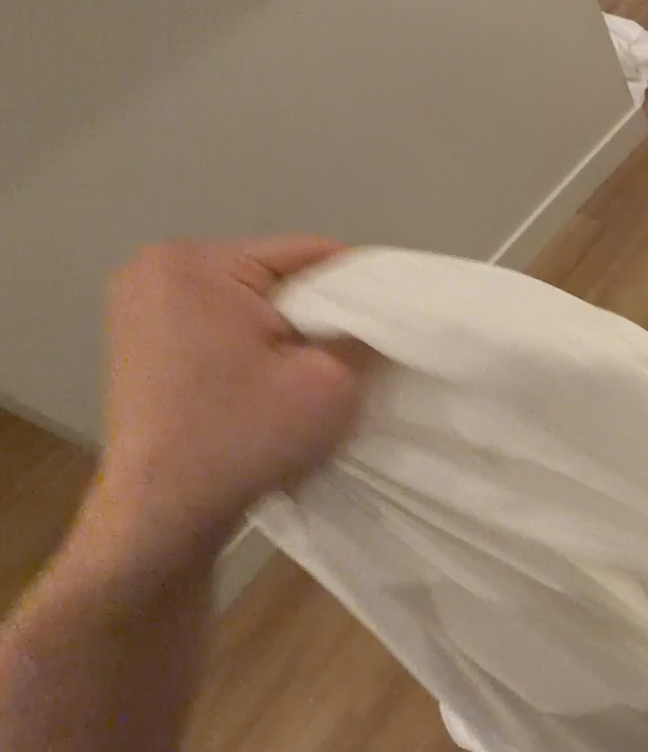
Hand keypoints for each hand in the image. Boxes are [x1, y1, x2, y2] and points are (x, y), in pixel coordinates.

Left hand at [86, 238, 371, 569]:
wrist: (170, 498)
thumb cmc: (250, 431)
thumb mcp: (332, 379)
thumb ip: (363, 335)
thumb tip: (384, 318)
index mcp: (200, 263)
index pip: (310, 253)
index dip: (368, 284)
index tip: (404, 317)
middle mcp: (158, 267)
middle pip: (279, 274)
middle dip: (326, 308)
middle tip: (366, 349)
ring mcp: (140, 301)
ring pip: (253, 300)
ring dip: (294, 327)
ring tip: (322, 366)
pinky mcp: (140, 335)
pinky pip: (224, 321)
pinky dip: (261, 341)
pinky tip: (279, 375)